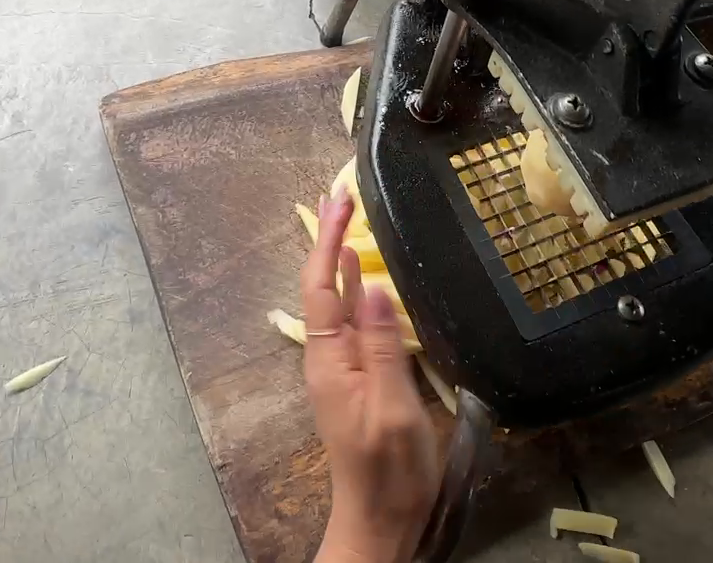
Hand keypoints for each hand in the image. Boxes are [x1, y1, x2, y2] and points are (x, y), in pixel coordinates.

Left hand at [304, 182, 437, 562]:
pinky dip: (351, 283)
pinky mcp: (357, 371)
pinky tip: (360, 269)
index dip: (327, 239)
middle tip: (342, 194)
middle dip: (328, 236)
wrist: (381, 518)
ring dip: (337, 254)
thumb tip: (370, 284)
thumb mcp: (392, 408)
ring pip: (334, 296)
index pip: (319, 285)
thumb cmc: (389, 469)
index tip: (339, 200)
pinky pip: (350, 316)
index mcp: (328, 358)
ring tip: (347, 216)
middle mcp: (327, 353)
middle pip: (321, 284)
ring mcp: (340, 362)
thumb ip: (381, 347)